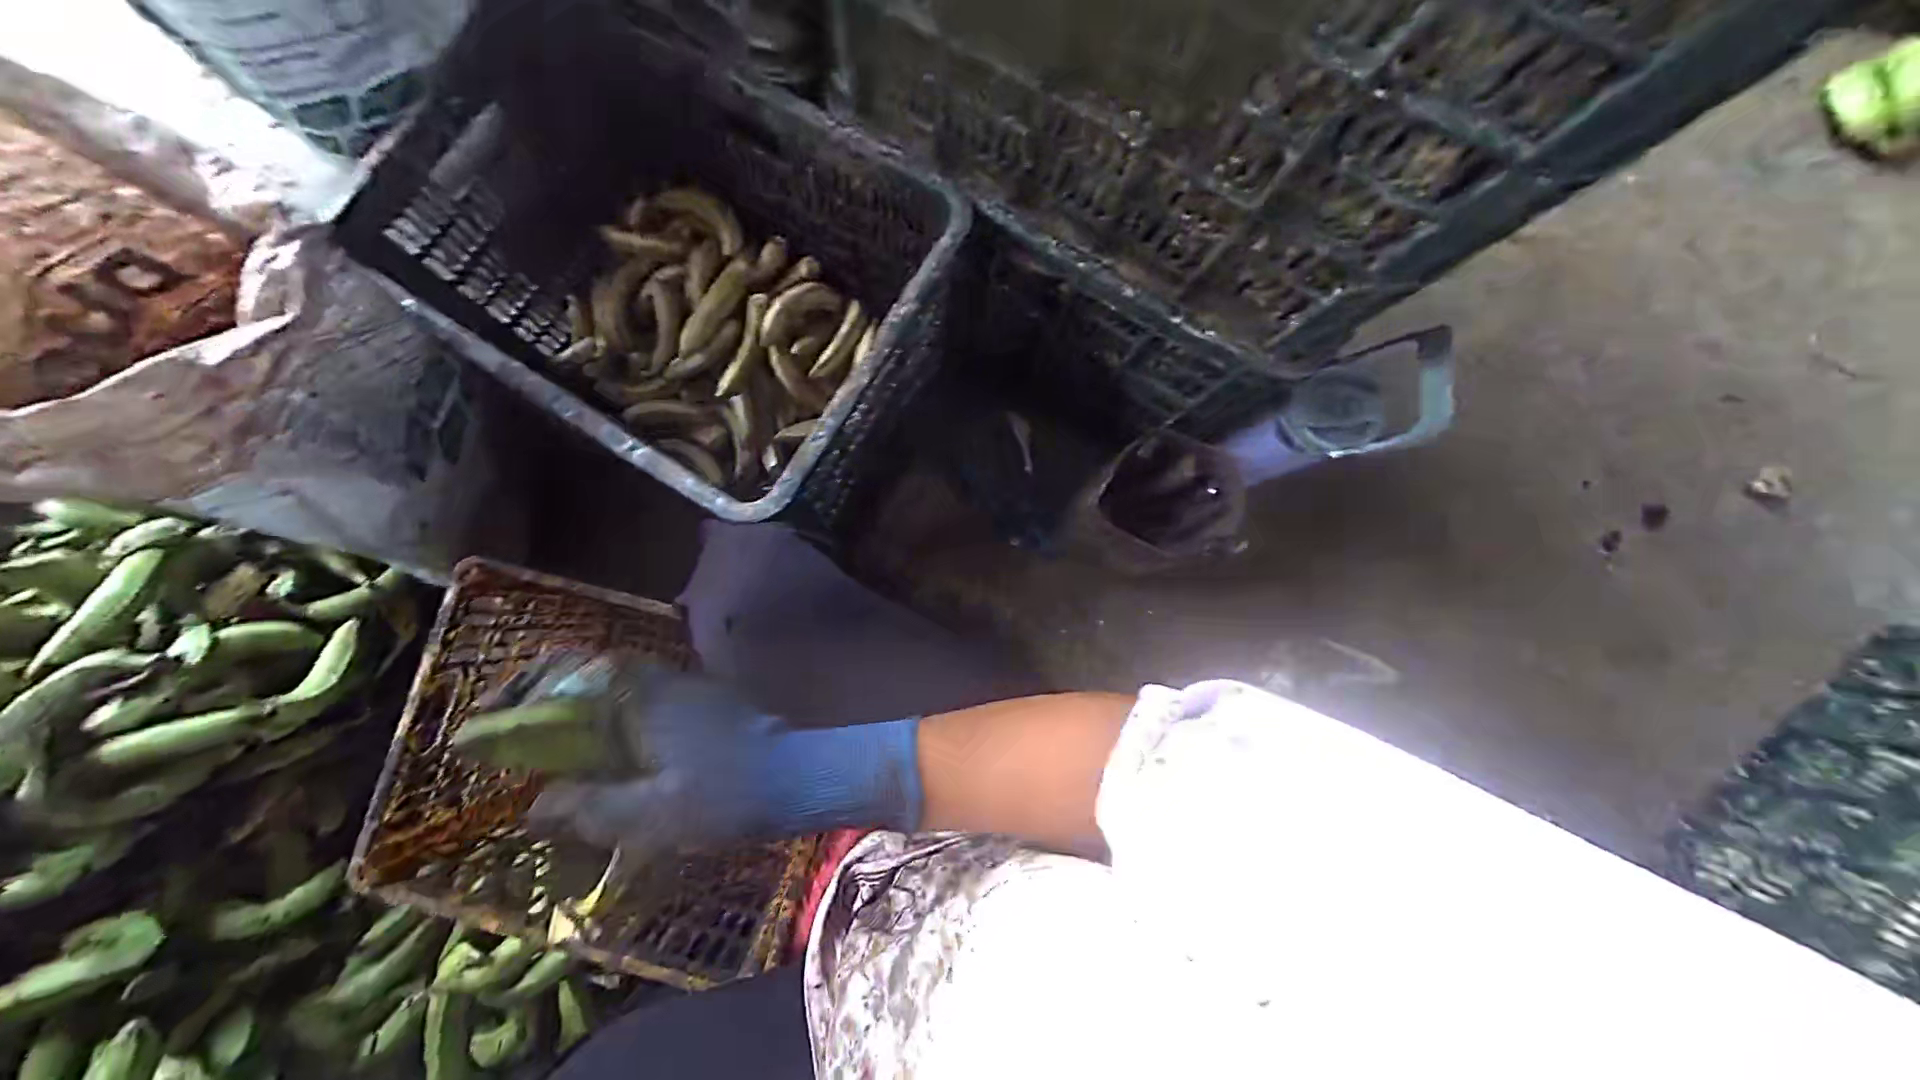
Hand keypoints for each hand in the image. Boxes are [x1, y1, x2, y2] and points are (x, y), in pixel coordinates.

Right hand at [517, 651, 921, 858]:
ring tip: (555, 757)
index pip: (571, 672)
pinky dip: (618, 724)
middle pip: (593, 677)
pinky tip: (614, 761)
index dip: (525, 691)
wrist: (809, 775)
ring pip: (621, 691)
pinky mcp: (710, 708)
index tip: (490, 723)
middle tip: (518, 745)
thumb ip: (591, 808)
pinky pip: (648, 705)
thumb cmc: (733, 795)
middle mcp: (666, 682)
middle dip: (549, 703)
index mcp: (645, 698)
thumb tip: (535, 805)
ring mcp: (692, 691)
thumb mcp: (655, 816)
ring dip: (584, 714)